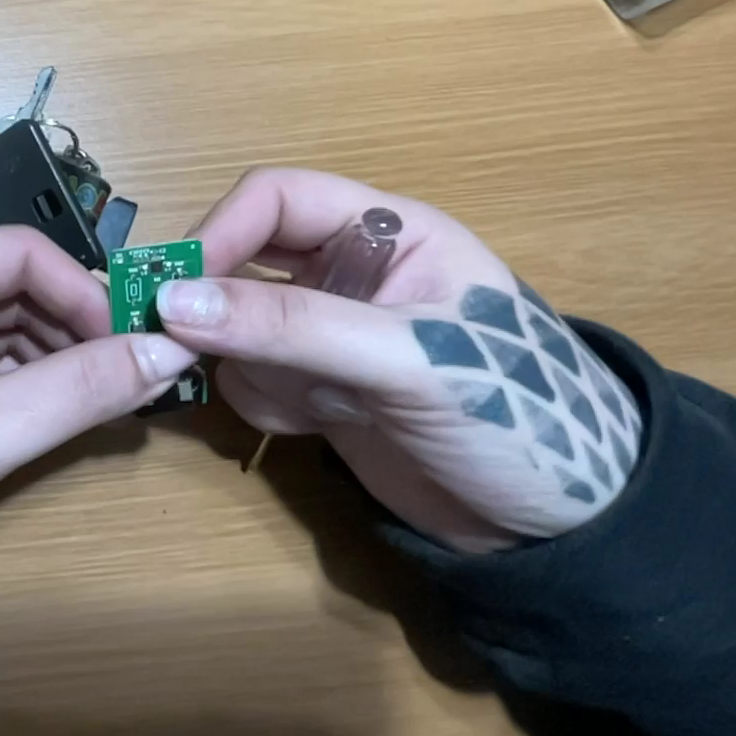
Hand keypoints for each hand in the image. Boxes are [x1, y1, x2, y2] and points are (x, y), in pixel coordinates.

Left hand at [0, 226, 196, 612]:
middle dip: (70, 326)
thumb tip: (171, 353)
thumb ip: (78, 392)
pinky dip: (27, 381)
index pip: (11, 251)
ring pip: (3, 325)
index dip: (78, 287)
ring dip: (55, 356)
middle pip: (9, 286)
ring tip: (104, 394)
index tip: (131, 336)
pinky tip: (61, 406)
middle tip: (130, 370)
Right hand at [156, 168, 642, 552]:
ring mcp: (324, 331)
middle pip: (240, 258)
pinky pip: (247, 374)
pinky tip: (312, 427)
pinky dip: (262, 401)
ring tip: (302, 403)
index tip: (172, 287)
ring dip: (248, 363)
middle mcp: (346, 272)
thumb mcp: (405, 363)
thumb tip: (171, 303)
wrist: (565, 536)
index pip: (275, 200)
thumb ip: (289, 328)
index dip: (219, 232)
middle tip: (175, 341)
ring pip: (233, 323)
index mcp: (386, 232)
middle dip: (212, 302)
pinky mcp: (312, 383)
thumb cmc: (515, 418)